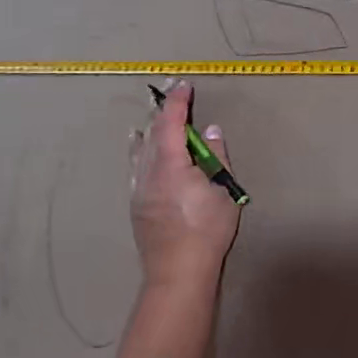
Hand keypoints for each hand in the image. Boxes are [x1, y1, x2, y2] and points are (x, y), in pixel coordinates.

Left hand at [129, 81, 240, 286]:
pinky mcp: (136, 204)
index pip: (171, 123)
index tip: (184, 84)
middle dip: (163, 110)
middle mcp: (148, 172)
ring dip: (149, 129)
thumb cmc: (206, 231)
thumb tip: (211, 131)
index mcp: (170, 165)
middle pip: (152, 132)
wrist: (177, 273)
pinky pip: (135, 166)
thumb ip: (216, 157)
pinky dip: (139, 149)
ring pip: (140, 149)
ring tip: (151, 116)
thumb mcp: (223, 191)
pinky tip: (137, 147)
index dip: (178, 101)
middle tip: (172, 92)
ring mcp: (139, 189)